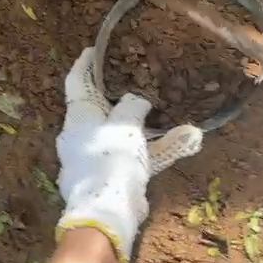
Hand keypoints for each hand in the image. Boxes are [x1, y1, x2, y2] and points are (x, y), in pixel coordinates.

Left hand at [55, 49, 202, 262]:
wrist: (108, 211)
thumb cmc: (111, 159)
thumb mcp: (125, 124)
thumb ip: (132, 106)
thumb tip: (136, 100)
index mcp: (78, 117)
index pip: (77, 82)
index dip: (84, 65)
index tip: (93, 51)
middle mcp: (81, 136)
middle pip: (97, 106)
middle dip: (114, 92)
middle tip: (132, 76)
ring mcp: (95, 157)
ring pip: (120, 132)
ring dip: (142, 122)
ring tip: (164, 107)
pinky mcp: (112, 176)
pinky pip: (134, 154)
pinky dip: (155, 147)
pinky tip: (185, 140)